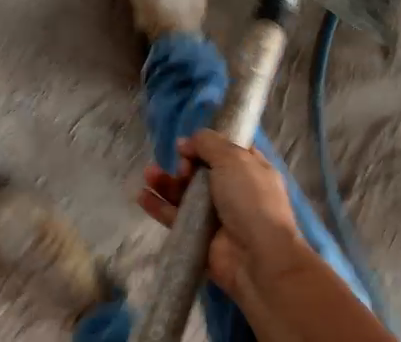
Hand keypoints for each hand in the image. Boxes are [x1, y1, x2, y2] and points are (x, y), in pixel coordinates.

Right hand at [137, 129, 306, 298]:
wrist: (258, 258)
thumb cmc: (250, 200)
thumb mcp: (233, 158)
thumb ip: (207, 143)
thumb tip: (186, 143)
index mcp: (251, 170)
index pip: (227, 151)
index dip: (207, 144)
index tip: (190, 143)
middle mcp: (234, 191)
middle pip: (201, 171)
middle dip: (186, 164)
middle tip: (183, 168)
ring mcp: (216, 215)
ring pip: (185, 193)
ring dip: (166, 182)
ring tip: (149, 173)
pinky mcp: (199, 236)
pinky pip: (175, 217)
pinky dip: (158, 206)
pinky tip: (142, 195)